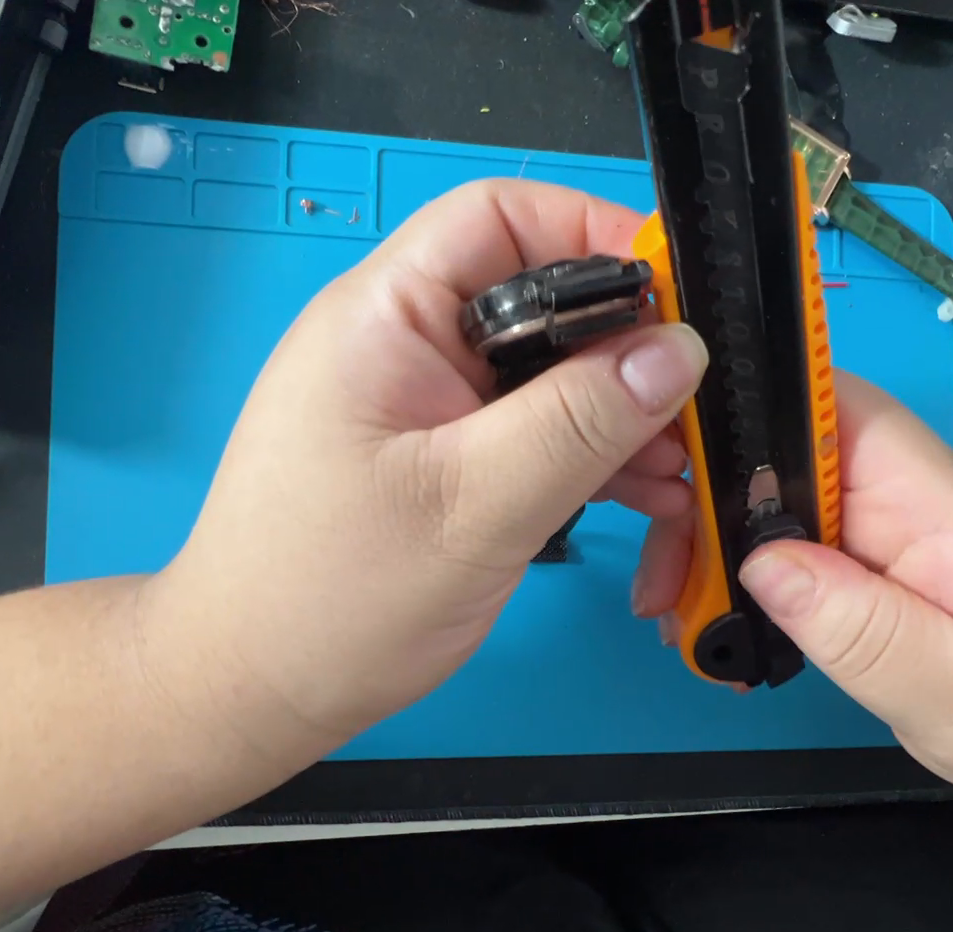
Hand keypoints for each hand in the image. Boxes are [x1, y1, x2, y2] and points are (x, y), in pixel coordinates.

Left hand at [136, 180, 707, 751]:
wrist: (260, 689)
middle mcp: (413, 349)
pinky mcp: (452, 465)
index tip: (677, 299)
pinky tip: (646, 498)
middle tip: (691, 413)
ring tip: (680, 476)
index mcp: (389, 318)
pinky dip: (594, 463)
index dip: (596, 236)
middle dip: (626, 357)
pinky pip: (539, 439)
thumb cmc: (337, 597)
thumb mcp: (473, 504)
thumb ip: (579, 422)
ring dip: (621, 423)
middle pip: (543, 310)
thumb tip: (676, 351)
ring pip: (552, 383)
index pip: (501, 221)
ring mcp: (435, 411)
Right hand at [637, 373, 952, 802]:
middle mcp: (896, 492)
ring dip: (708, 545)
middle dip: (700, 502)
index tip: (667, 461)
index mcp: (929, 499)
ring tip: (671, 613)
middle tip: (656, 587)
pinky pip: (785, 546)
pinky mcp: (868, 558)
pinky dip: (737, 574)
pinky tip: (713, 618)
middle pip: (777, 454)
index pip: (828, 407)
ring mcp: (879, 525)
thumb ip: (866, 632)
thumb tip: (760, 563)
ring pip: (769, 502)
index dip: (742, 411)